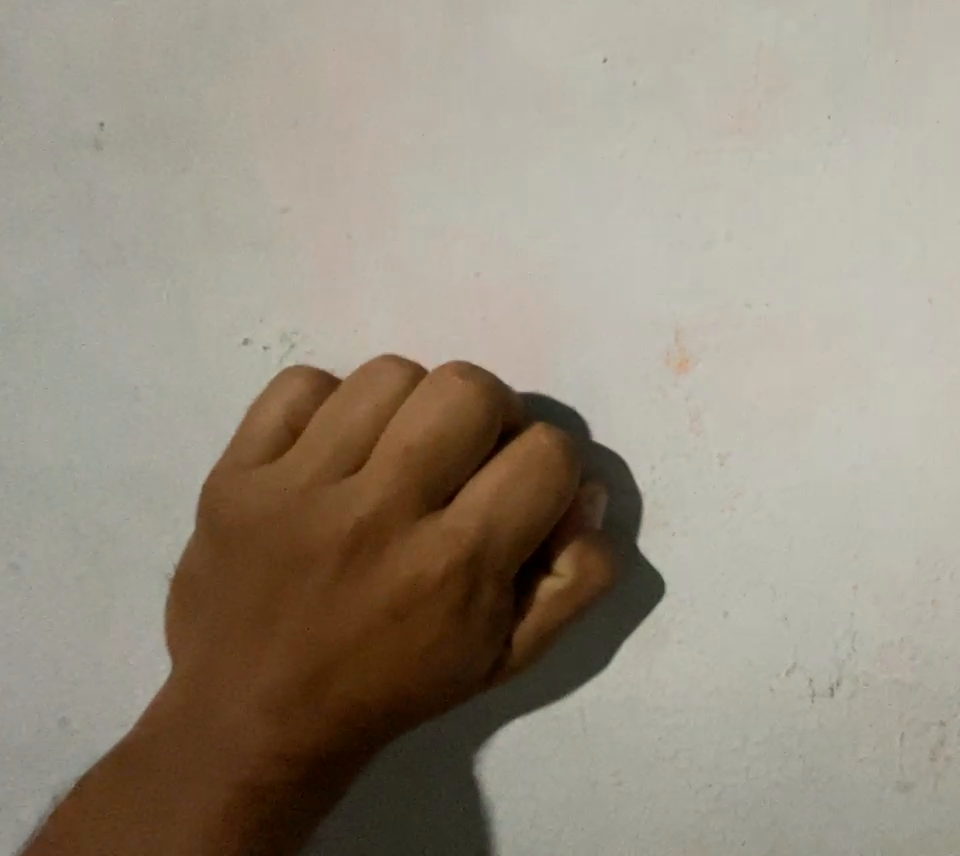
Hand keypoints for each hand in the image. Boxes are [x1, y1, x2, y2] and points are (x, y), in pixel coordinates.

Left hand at [26, 356, 619, 855]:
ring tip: (405, 452)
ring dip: (418, 406)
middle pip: (470, 388)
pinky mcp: (232, 478)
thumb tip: (588, 492)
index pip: (548, 450)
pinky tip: (340, 452)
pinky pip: (300, 384)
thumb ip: (583, 574)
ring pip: (391, 375)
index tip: (526, 495)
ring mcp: (296, 492)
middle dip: (495, 415)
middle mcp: (380, 515)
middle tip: (473, 458)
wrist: (252, 724)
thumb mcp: (520, 650)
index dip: (554, 464)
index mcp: (458, 562)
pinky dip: (333, 405)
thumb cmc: (405, 681)